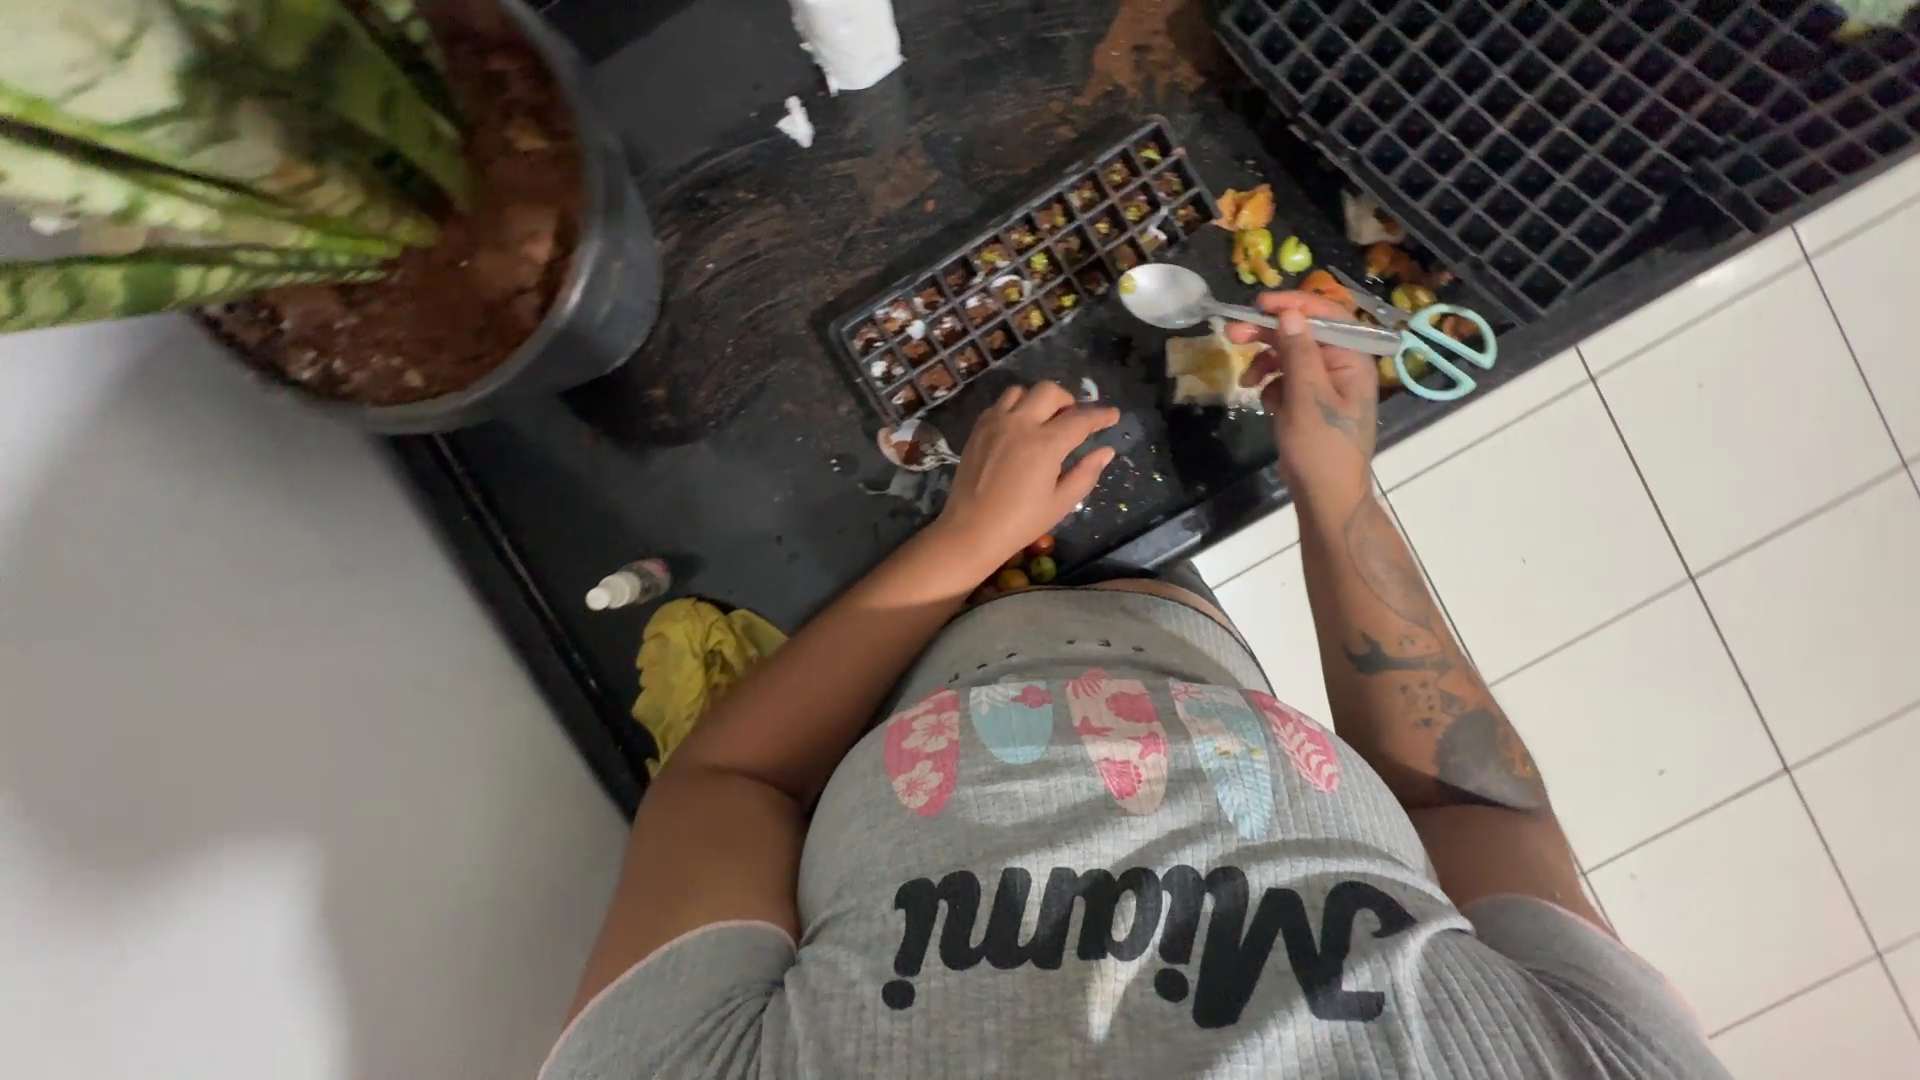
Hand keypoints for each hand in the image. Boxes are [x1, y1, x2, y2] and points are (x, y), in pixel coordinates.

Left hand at [932, 381, 1119, 567]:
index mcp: (1045, 445)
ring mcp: (995, 424)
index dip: (1100, 415)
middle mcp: (1020, 425)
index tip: (1112, 415)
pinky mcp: (977, 430)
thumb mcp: (1060, 503)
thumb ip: (1085, 473)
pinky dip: (1014, 408)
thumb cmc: (1020, 522)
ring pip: (1021, 391)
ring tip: (1043, 421)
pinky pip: (999, 404)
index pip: (1080, 419)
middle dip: (1068, 401)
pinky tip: (1018, 429)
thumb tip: (1105, 451)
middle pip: (1049, 392)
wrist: (971, 531)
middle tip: (1073, 420)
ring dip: (1038, 400)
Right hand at [1229, 291, 1377, 509]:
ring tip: (1246, 380)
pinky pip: (1286, 381)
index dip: (1293, 304)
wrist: (1326, 496)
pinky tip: (1264, 403)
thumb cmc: (1322, 449)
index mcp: (1353, 360)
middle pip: (1303, 334)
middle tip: (1232, 333)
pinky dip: (1271, 386)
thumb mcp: (1307, 399)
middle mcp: (1341, 366)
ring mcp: (1325, 385)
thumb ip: (1299, 354)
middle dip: (1269, 333)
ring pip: (1290, 357)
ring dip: (1266, 362)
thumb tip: (1290, 314)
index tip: (1258, 305)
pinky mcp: (1309, 403)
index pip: (1326, 315)